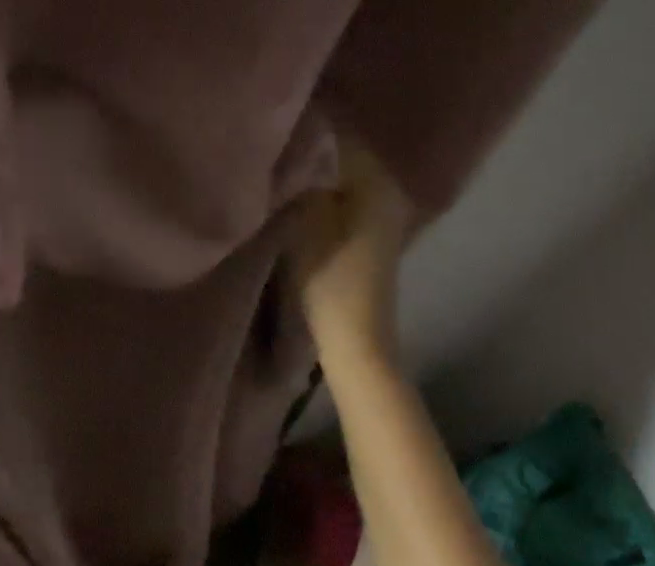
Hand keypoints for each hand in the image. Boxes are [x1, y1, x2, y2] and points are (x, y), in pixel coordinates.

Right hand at [290, 138, 413, 353]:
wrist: (354, 341)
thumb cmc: (331, 281)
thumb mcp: (307, 222)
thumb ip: (301, 178)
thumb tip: (293, 144)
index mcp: (377, 177)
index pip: (335, 135)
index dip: (301, 135)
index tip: (269, 140)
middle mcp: (387, 189)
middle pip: (338, 160)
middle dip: (306, 159)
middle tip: (268, 160)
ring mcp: (382, 218)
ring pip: (339, 185)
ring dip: (311, 185)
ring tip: (276, 184)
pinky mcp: (370, 243)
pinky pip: (341, 208)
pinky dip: (320, 206)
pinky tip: (295, 212)